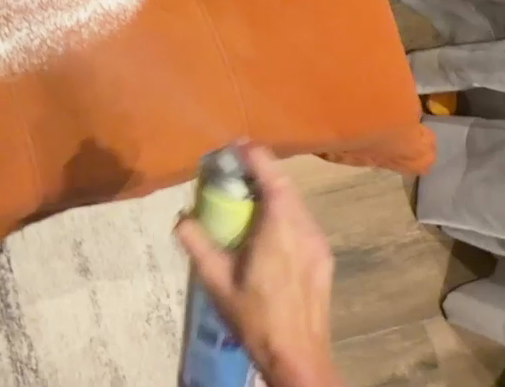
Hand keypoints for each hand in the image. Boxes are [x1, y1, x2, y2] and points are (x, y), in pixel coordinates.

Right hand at [175, 143, 341, 386]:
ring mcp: (319, 247)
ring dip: (271, 190)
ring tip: (245, 192)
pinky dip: (281, 209)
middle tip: (233, 166)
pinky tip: (263, 223)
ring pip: (295, 203)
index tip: (237, 144)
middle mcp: (306, 232)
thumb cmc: (256, 317)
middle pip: (285, 188)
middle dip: (260, 171)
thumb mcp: (216, 280)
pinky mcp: (323, 260)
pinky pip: (301, 220)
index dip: (256, 158)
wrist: (299, 360)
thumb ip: (196, 242)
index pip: (274, 180)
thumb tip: (181, 215)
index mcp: (281, 232)